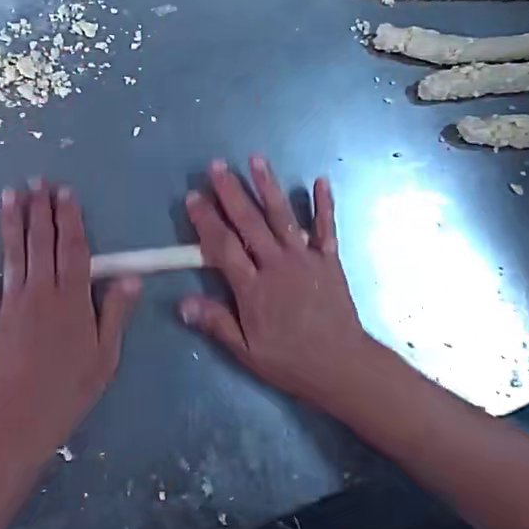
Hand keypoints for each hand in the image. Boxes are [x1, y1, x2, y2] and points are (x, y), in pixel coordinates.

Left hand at [0, 180, 141, 458]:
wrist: (24, 414)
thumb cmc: (71, 387)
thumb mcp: (105, 354)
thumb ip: (115, 312)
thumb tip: (131, 277)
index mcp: (72, 297)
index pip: (73, 247)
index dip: (70, 218)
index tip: (65, 193)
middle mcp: (41, 288)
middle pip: (41, 241)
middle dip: (40, 209)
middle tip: (38, 181)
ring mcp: (11, 299)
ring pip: (13, 251)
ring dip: (11, 220)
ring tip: (10, 194)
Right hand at [178, 156, 391, 412]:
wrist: (345, 368)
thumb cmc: (291, 361)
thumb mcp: (247, 352)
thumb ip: (216, 323)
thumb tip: (182, 302)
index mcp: (254, 289)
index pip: (223, 246)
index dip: (206, 220)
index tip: (193, 197)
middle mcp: (278, 266)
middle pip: (250, 223)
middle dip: (231, 192)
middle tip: (217, 166)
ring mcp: (305, 260)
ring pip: (283, 217)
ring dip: (268, 187)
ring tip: (256, 159)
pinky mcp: (329, 261)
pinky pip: (325, 229)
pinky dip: (323, 204)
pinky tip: (320, 180)